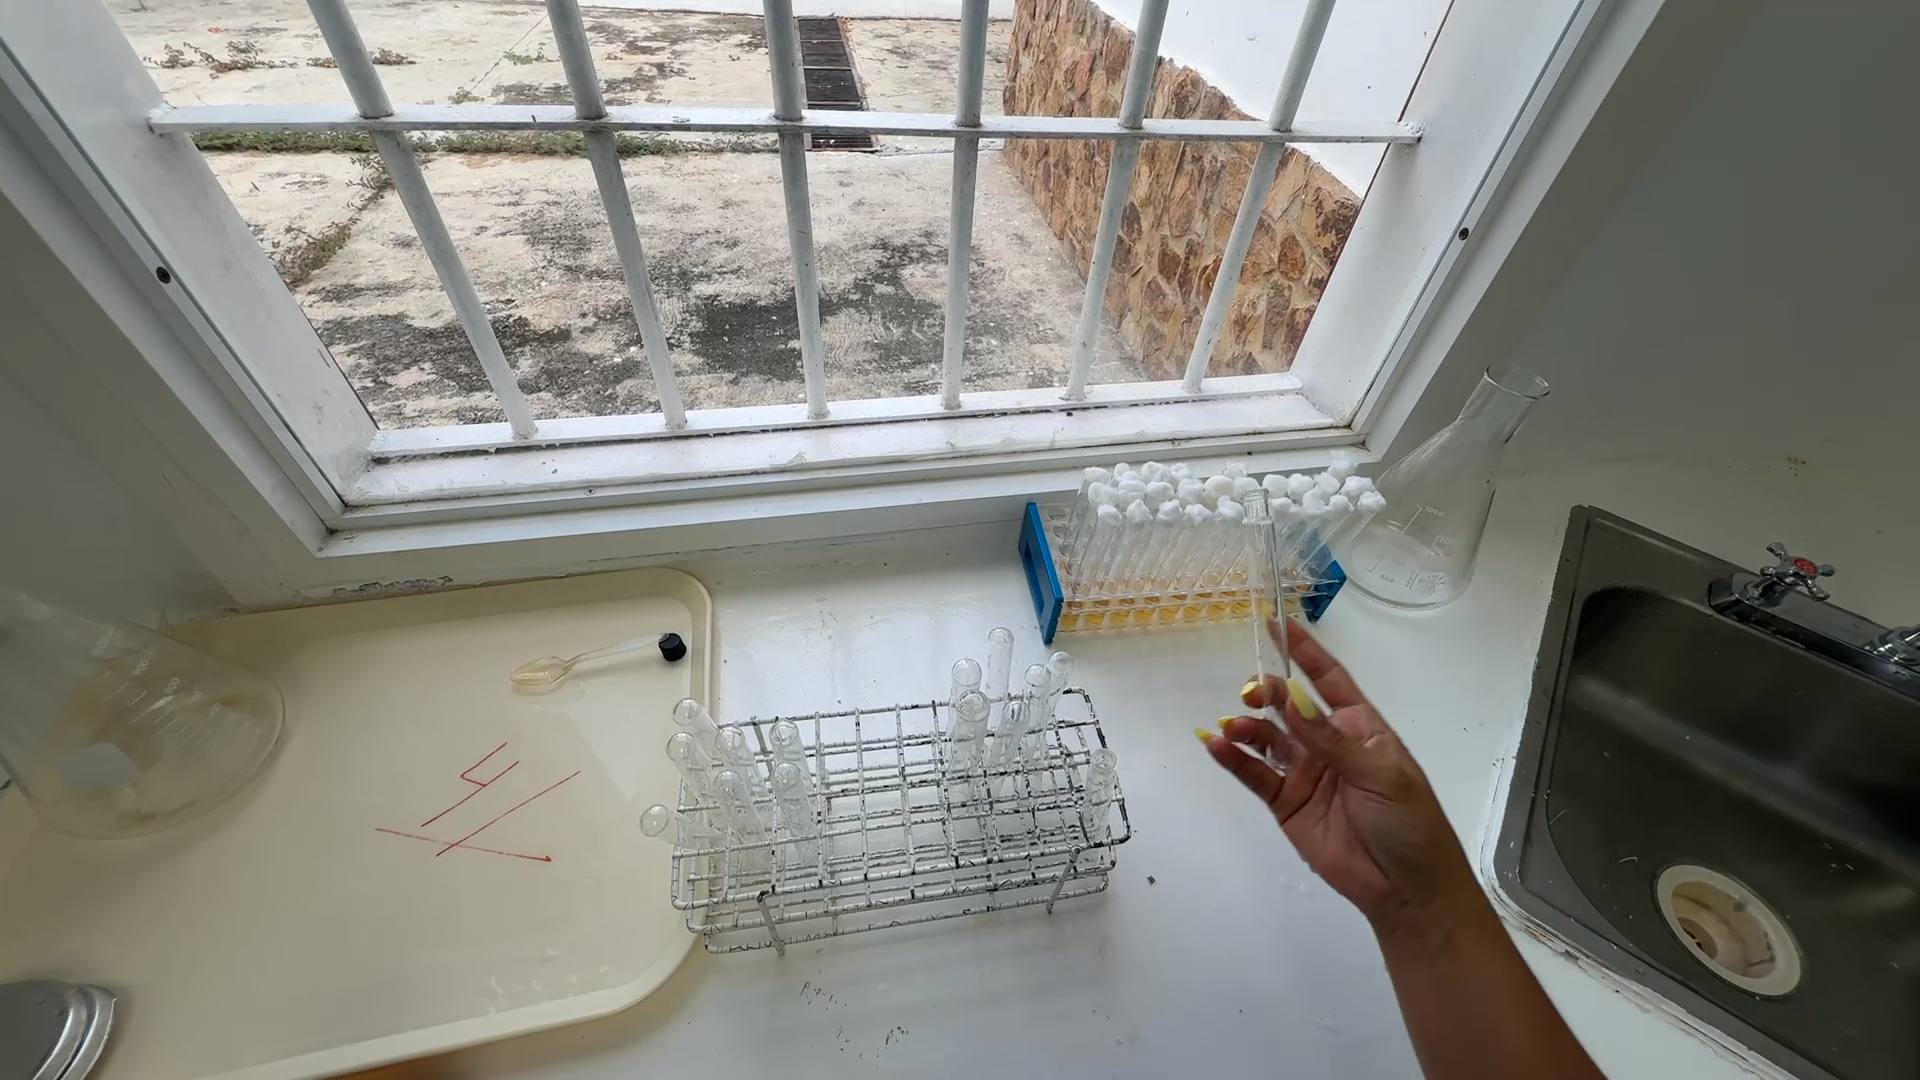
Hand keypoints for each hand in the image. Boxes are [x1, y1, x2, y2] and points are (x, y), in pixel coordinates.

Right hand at [1201, 617, 1479, 930]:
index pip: (1327, 679)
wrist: (1407, 891)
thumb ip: (1329, 739)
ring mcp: (1302, 771)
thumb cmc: (1410, 824)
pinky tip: (1216, 746)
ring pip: (1265, 736)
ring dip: (1246, 727)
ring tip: (1233, 729)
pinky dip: (1232, 758)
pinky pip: (1253, 773)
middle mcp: (1325, 742)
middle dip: (1266, 692)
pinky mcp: (1283, 800)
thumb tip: (1290, 698)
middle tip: (1250, 694)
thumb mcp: (1380, 774)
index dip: (1303, 650)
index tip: (1276, 623)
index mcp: (1358, 727)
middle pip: (1287, 704)